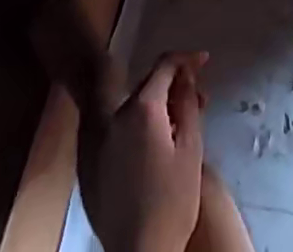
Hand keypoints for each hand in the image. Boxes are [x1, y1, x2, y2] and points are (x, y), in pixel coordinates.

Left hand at [78, 51, 207, 251]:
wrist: (139, 251)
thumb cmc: (172, 204)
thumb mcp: (190, 152)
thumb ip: (187, 105)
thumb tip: (187, 74)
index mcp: (141, 109)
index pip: (163, 67)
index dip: (185, 60)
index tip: (203, 60)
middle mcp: (113, 114)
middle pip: (146, 87)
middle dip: (172, 86)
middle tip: (197, 97)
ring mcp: (97, 136)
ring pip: (130, 108)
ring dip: (154, 106)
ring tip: (178, 123)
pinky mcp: (89, 158)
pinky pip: (116, 127)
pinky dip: (135, 125)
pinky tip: (154, 144)